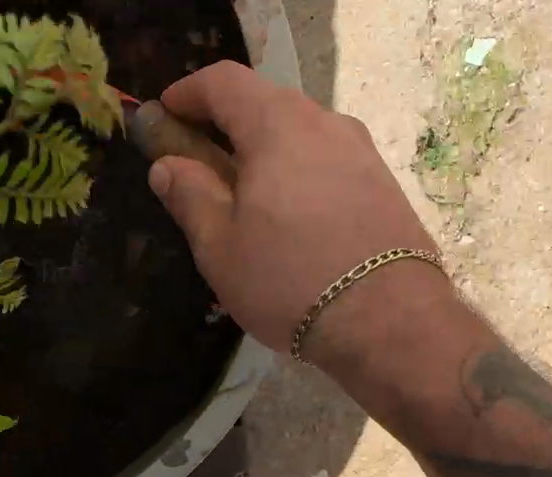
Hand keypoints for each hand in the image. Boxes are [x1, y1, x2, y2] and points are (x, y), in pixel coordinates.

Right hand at [147, 61, 440, 363]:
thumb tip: (167, 166)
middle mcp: (325, 122)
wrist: (386, 321)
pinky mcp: (384, 186)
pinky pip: (328, 167)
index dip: (187, 94)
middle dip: (228, 128)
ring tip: (250, 203)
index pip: (223, 82)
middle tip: (203, 167)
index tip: (165, 116)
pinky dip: (300, 178)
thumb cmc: (288, 281)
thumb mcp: (220, 248)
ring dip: (268, 157)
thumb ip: (190, 197)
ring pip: (301, 138)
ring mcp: (362, 152)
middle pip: (266, 106)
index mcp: (277, 124)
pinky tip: (294, 223)